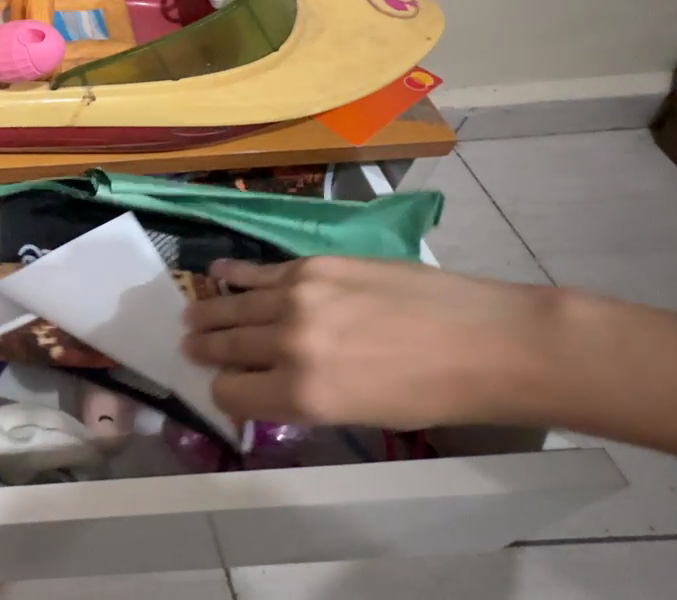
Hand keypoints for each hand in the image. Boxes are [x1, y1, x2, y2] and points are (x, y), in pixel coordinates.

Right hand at [182, 257, 558, 429]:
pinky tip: (218, 274)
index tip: (223, 386)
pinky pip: (255, 271)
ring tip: (193, 315)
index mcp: (303, 394)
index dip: (221, 391)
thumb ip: (303, 396)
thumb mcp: (360, 413)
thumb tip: (263, 382)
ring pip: (230, 305)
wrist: (486, 341)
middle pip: (224, 346)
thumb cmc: (433, 393)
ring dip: (207, 312)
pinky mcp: (309, 264)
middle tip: (189, 346)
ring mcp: (295, 298)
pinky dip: (231, 275)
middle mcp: (288, 345)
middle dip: (203, 349)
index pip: (229, 393)